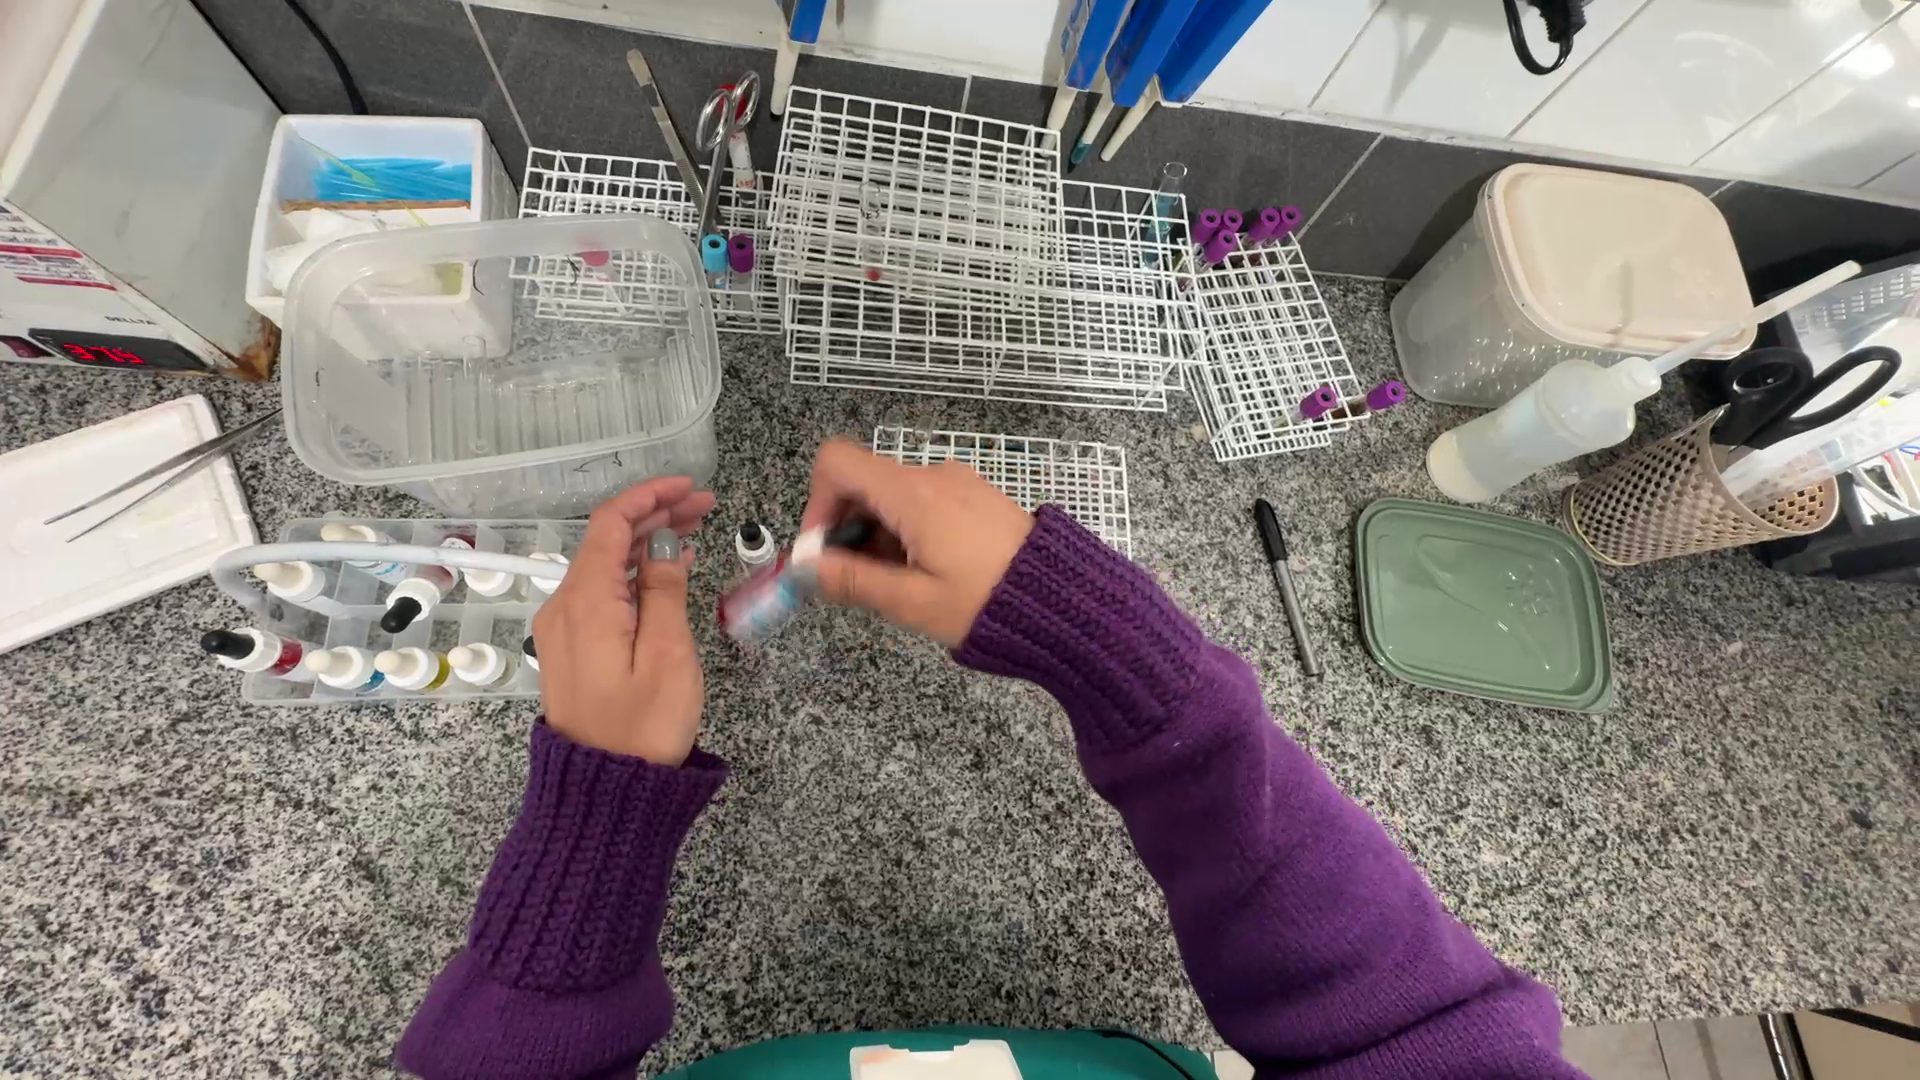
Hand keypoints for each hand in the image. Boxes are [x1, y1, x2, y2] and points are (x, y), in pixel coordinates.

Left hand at [532, 476, 715, 764]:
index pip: (609, 524)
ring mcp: (565, 627)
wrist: (606, 790)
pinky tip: (666, 569)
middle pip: (606, 540)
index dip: (649, 496)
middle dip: (655, 515)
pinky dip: (635, 570)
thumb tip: (663, 546)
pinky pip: (603, 591)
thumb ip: (663, 591)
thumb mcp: (667, 653)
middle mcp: (565, 605)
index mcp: (585, 601)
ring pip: (605, 564)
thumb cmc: (644, 724)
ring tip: (694, 528)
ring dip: (647, 541)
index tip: (690, 486)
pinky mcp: (573, 646)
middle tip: (706, 506)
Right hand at [800, 438, 1033, 647]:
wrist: (1064, 599)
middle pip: (863, 483)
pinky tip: (926, 572)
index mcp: (912, 494)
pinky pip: (923, 503)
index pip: (837, 463)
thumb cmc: (987, 603)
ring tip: (900, 585)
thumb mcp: (913, 602)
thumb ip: (851, 580)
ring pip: (892, 497)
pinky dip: (907, 531)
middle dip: (846, 529)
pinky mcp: (975, 497)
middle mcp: (933, 476)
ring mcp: (958, 483)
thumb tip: (801, 567)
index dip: (816, 504)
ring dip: (878, 535)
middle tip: (856, 580)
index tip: (822, 551)